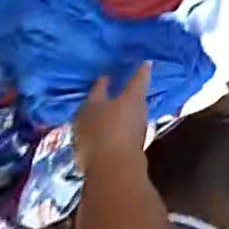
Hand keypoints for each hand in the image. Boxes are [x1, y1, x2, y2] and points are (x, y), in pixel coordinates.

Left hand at [73, 62, 151, 178]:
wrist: (113, 167)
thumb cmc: (121, 126)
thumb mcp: (134, 98)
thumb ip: (139, 80)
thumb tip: (146, 62)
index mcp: (89, 105)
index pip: (97, 88)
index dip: (105, 80)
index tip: (110, 75)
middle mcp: (82, 122)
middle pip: (92, 107)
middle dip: (103, 101)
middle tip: (115, 95)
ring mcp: (85, 141)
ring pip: (95, 124)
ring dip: (106, 119)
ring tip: (120, 115)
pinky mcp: (92, 158)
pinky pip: (101, 139)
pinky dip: (109, 134)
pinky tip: (120, 134)